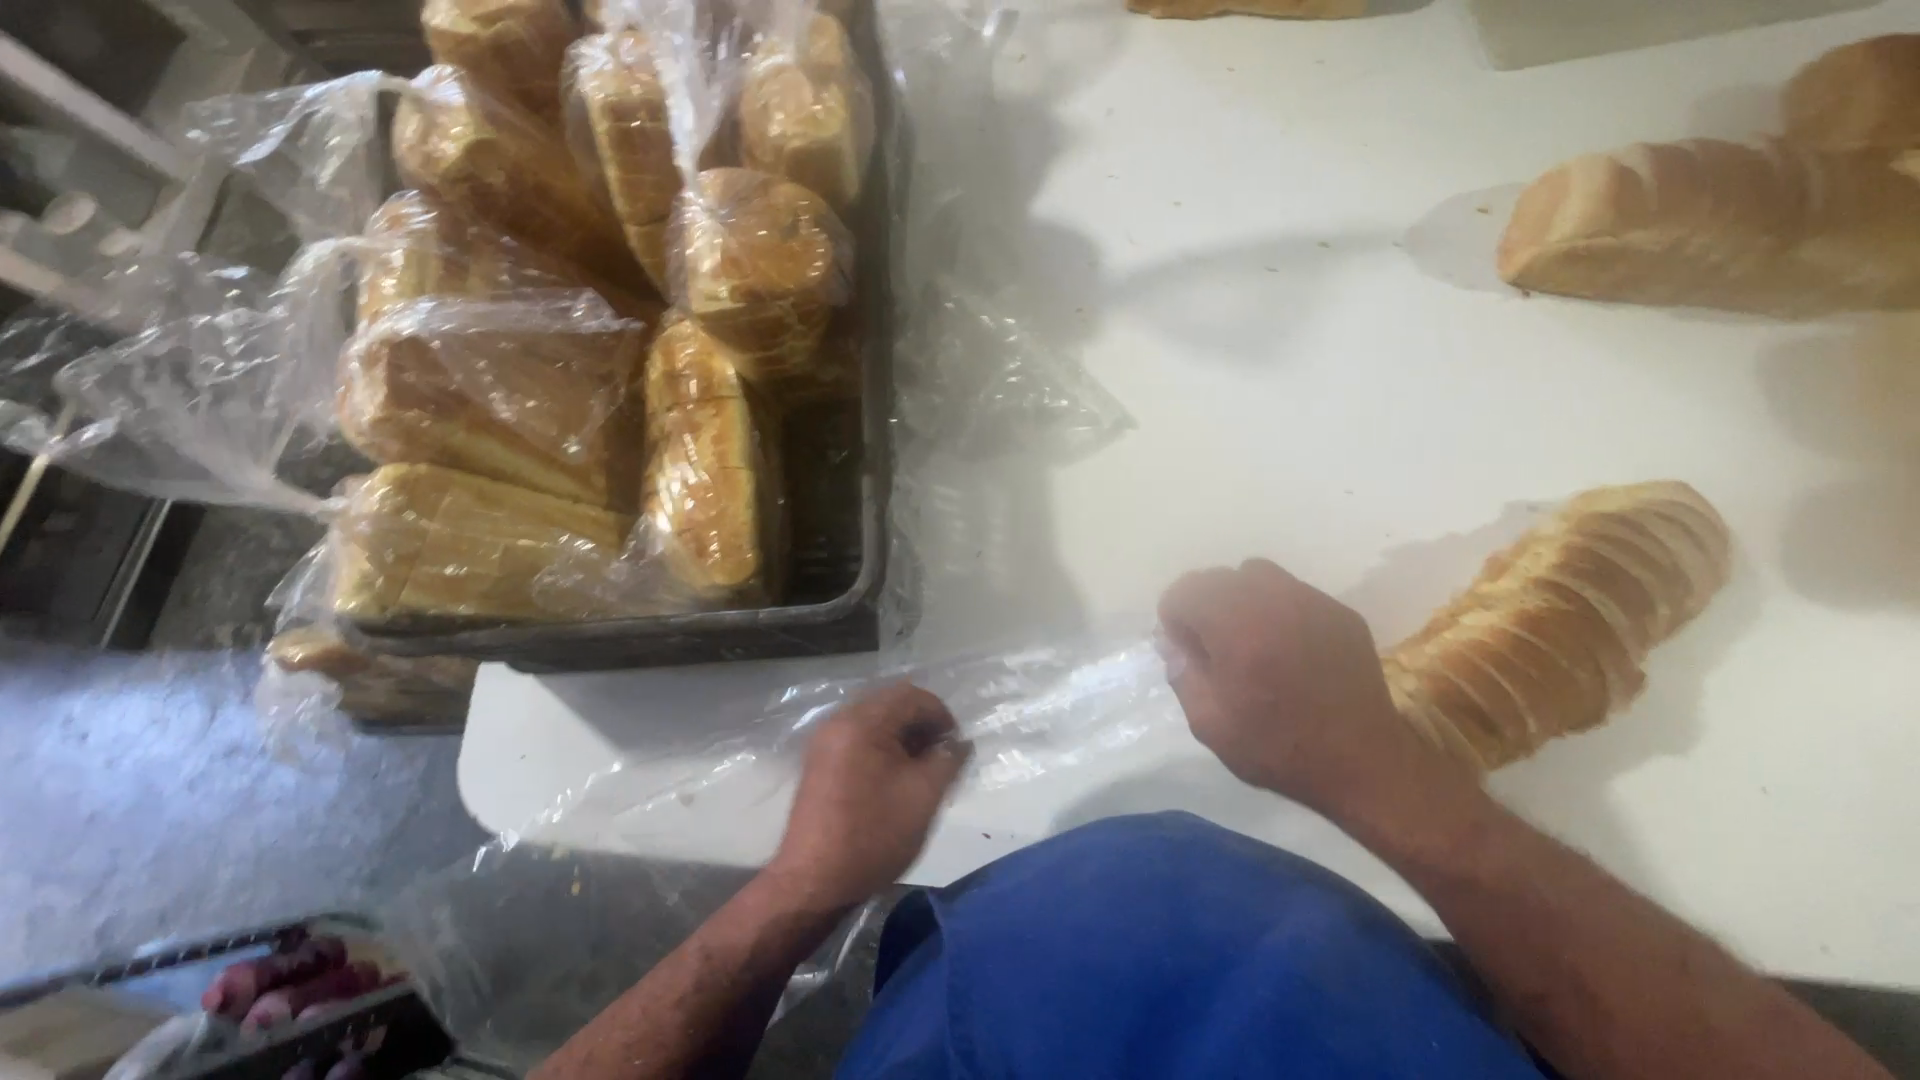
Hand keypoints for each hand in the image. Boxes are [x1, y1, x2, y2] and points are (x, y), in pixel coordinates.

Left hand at [766, 683, 971, 909]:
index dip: (941, 714)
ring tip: (923, 769)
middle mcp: (838, 721)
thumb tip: (959, 743)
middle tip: (942, 756)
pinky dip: (883, 747)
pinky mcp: (819, 762)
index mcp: (862, 722)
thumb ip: (948, 760)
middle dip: (922, 724)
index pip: (911, 696)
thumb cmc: (873, 835)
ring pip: (875, 721)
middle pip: (890, 703)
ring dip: (903, 736)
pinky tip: (896, 777)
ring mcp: (824, 741)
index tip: (956, 745)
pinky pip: (859, 738)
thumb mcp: (924, 796)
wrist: (815, 881)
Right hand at [1158, 559, 1470, 819]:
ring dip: (1241, 600)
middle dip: (1205, 607)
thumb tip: (1172, 642)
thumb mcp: (1209, 724)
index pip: (1185, 590)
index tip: (1187, 651)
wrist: (1362, 764)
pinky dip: (1278, 610)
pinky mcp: (1341, 612)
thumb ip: (1182, 673)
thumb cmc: (1278, 750)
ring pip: (1258, 574)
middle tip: (1215, 648)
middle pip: (1219, 577)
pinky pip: (1294, 592)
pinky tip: (1288, 650)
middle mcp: (1275, 602)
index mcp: (1238, 629)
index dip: (1175, 619)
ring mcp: (1313, 602)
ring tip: (1250, 641)